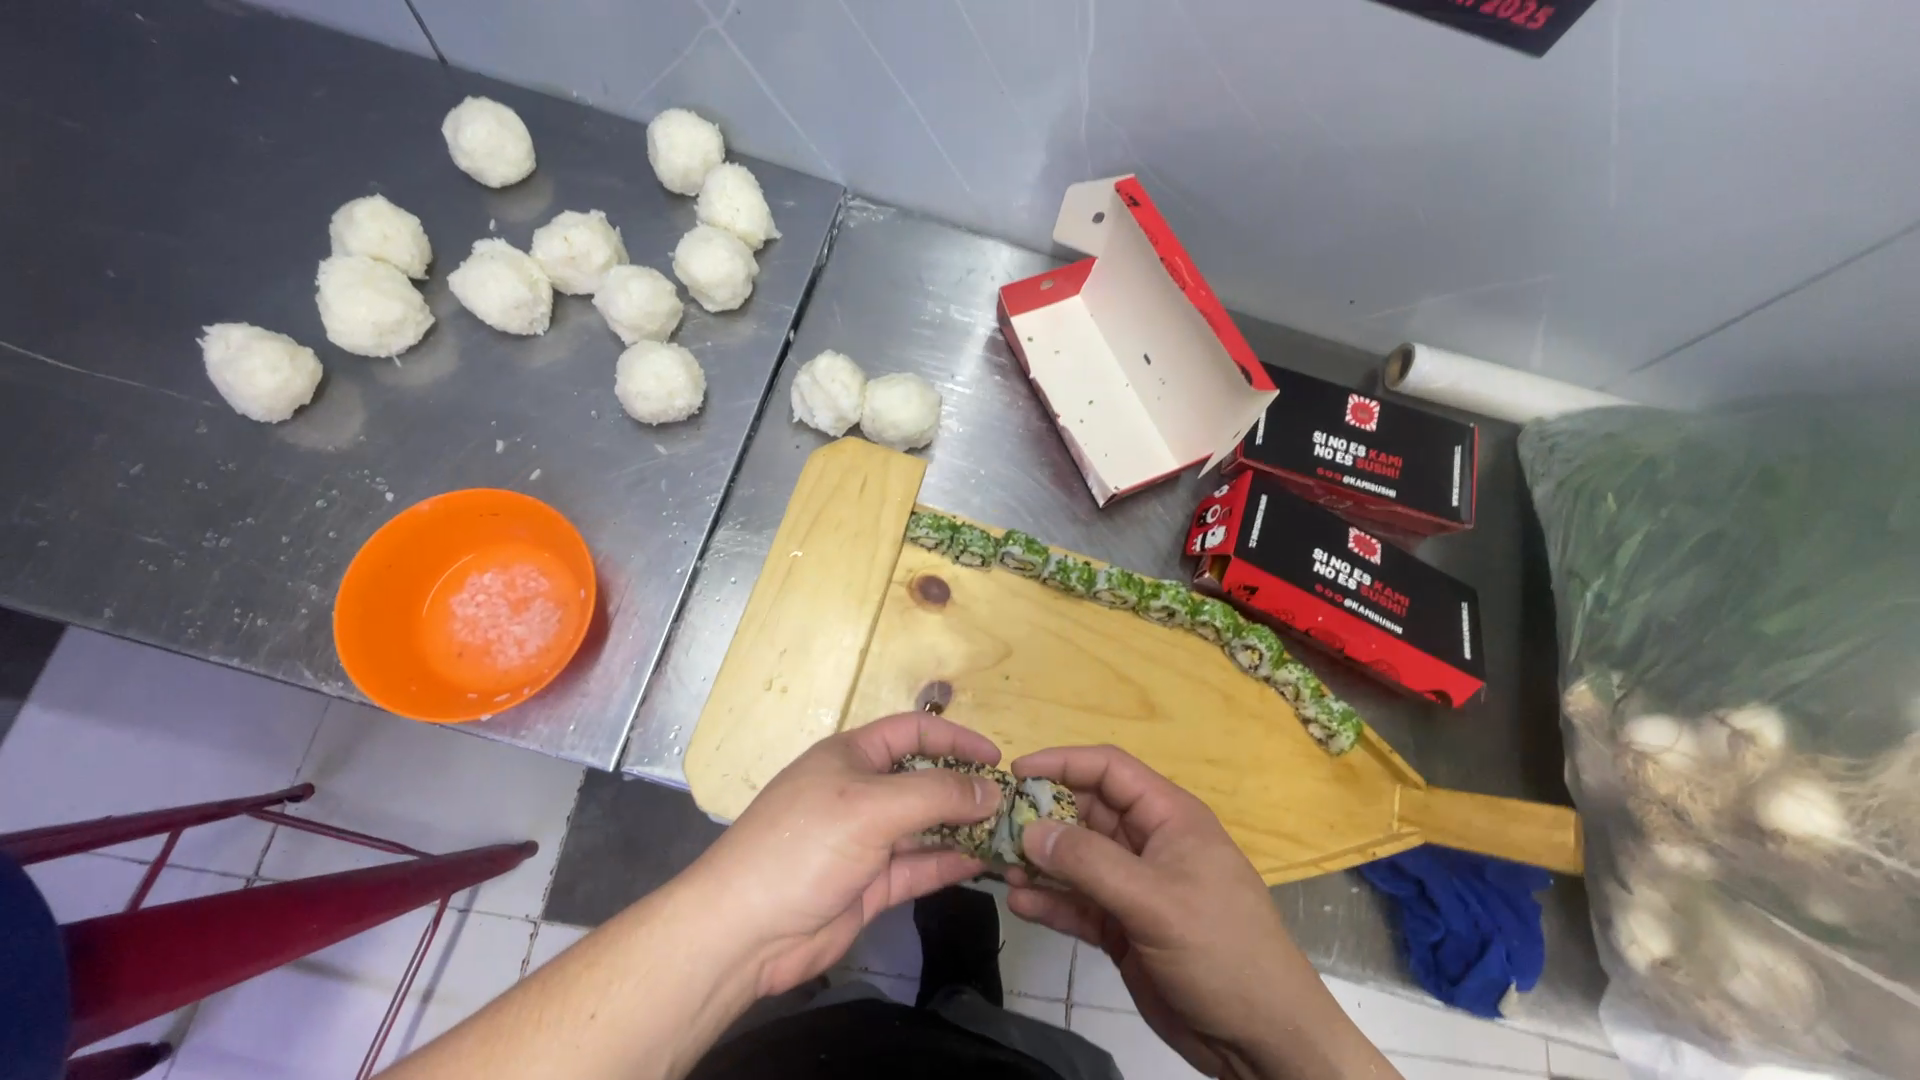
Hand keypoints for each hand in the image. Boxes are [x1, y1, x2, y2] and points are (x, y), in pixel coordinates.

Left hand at [685, 713, 1002, 998]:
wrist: (745, 931)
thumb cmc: (805, 845)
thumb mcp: (872, 807)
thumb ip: (936, 794)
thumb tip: (991, 789)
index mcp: (852, 756)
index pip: (913, 732)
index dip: (955, 738)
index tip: (997, 759)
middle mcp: (861, 792)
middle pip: (923, 780)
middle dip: (965, 789)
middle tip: (1012, 804)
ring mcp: (865, 840)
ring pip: (926, 827)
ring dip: (963, 829)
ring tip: (1008, 835)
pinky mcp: (869, 884)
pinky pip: (918, 866)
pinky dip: (948, 863)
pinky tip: (982, 864)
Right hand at [1006, 746, 1390, 1079]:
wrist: (1262, 1040)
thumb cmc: (1221, 951)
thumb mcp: (1155, 900)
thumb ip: (1090, 862)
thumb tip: (1031, 829)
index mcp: (1169, 818)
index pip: (1110, 770)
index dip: (1064, 763)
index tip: (1016, 773)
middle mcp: (1149, 844)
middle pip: (1086, 814)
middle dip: (1042, 817)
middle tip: (994, 828)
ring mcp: (1135, 888)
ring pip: (1077, 861)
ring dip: (1039, 863)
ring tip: (998, 868)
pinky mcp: (1124, 929)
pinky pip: (1079, 905)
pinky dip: (1051, 902)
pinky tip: (1020, 904)